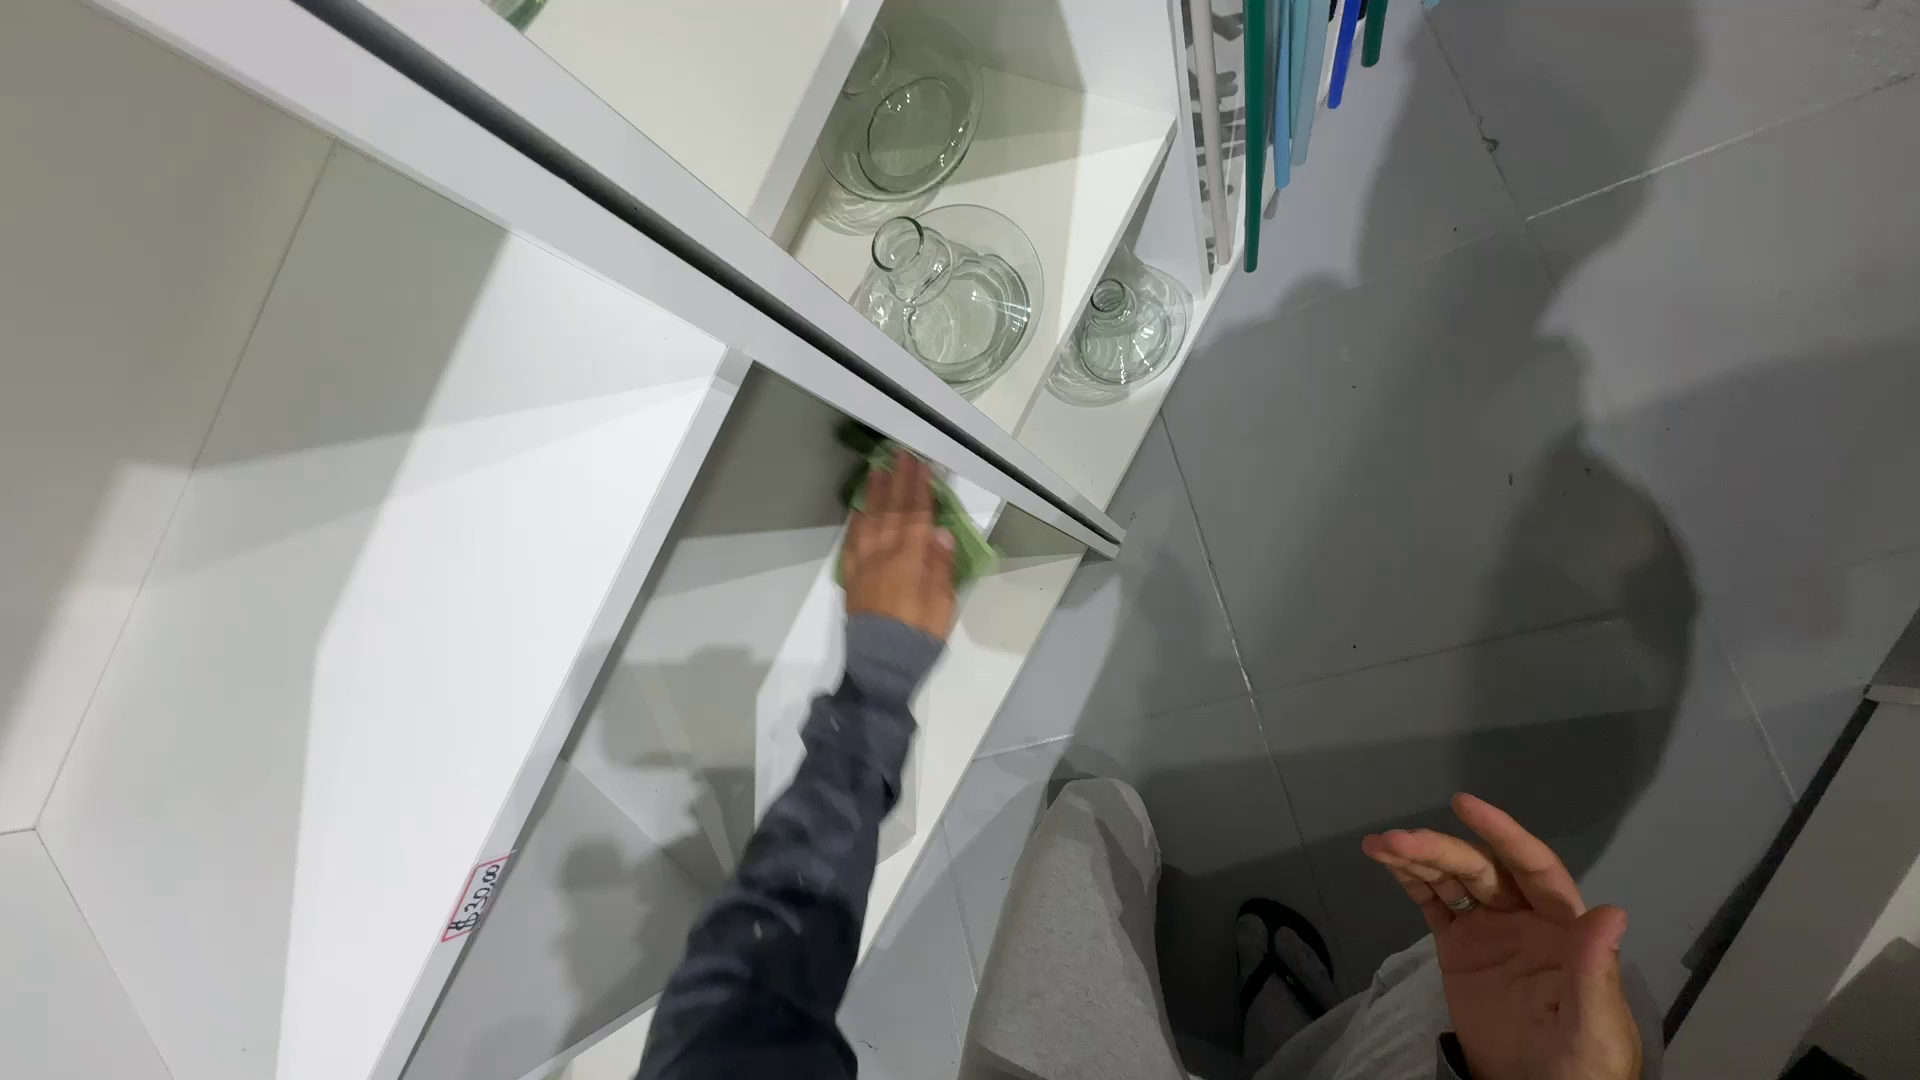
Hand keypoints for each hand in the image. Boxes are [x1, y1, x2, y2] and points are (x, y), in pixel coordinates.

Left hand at [842, 450, 955, 640]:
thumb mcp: (942, 605)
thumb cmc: (919, 636)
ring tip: (876, 472)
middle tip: (899, 455)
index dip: (919, 488)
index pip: (916, 515)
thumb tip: (941, 533)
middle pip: (891, 512)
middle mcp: (883, 555)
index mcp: (909, 560)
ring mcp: (864, 566)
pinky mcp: (852, 579)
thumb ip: (940, 568)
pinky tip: (858, 512)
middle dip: (897, 482)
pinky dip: (856, 523)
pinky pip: (852, 544)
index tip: (921, 465)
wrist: (881, 665)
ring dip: (873, 495)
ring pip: (868, 522)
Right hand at [1361, 794, 1641, 1079]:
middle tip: (1395, 840)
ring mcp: (1487, 929)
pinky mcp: (1457, 945)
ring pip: (1449, 877)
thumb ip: (1596, 972)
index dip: (1502, 833)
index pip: (1533, 868)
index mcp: (1563, 929)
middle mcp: (1523, 918)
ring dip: (1415, 856)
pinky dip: (1407, 877)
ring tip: (1378, 845)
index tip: (1465, 805)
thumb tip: (1610, 911)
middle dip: (1437, 848)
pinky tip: (1384, 860)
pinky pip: (1431, 900)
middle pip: (1478, 868)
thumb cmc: (1577, 1068)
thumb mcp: (1594, 1029)